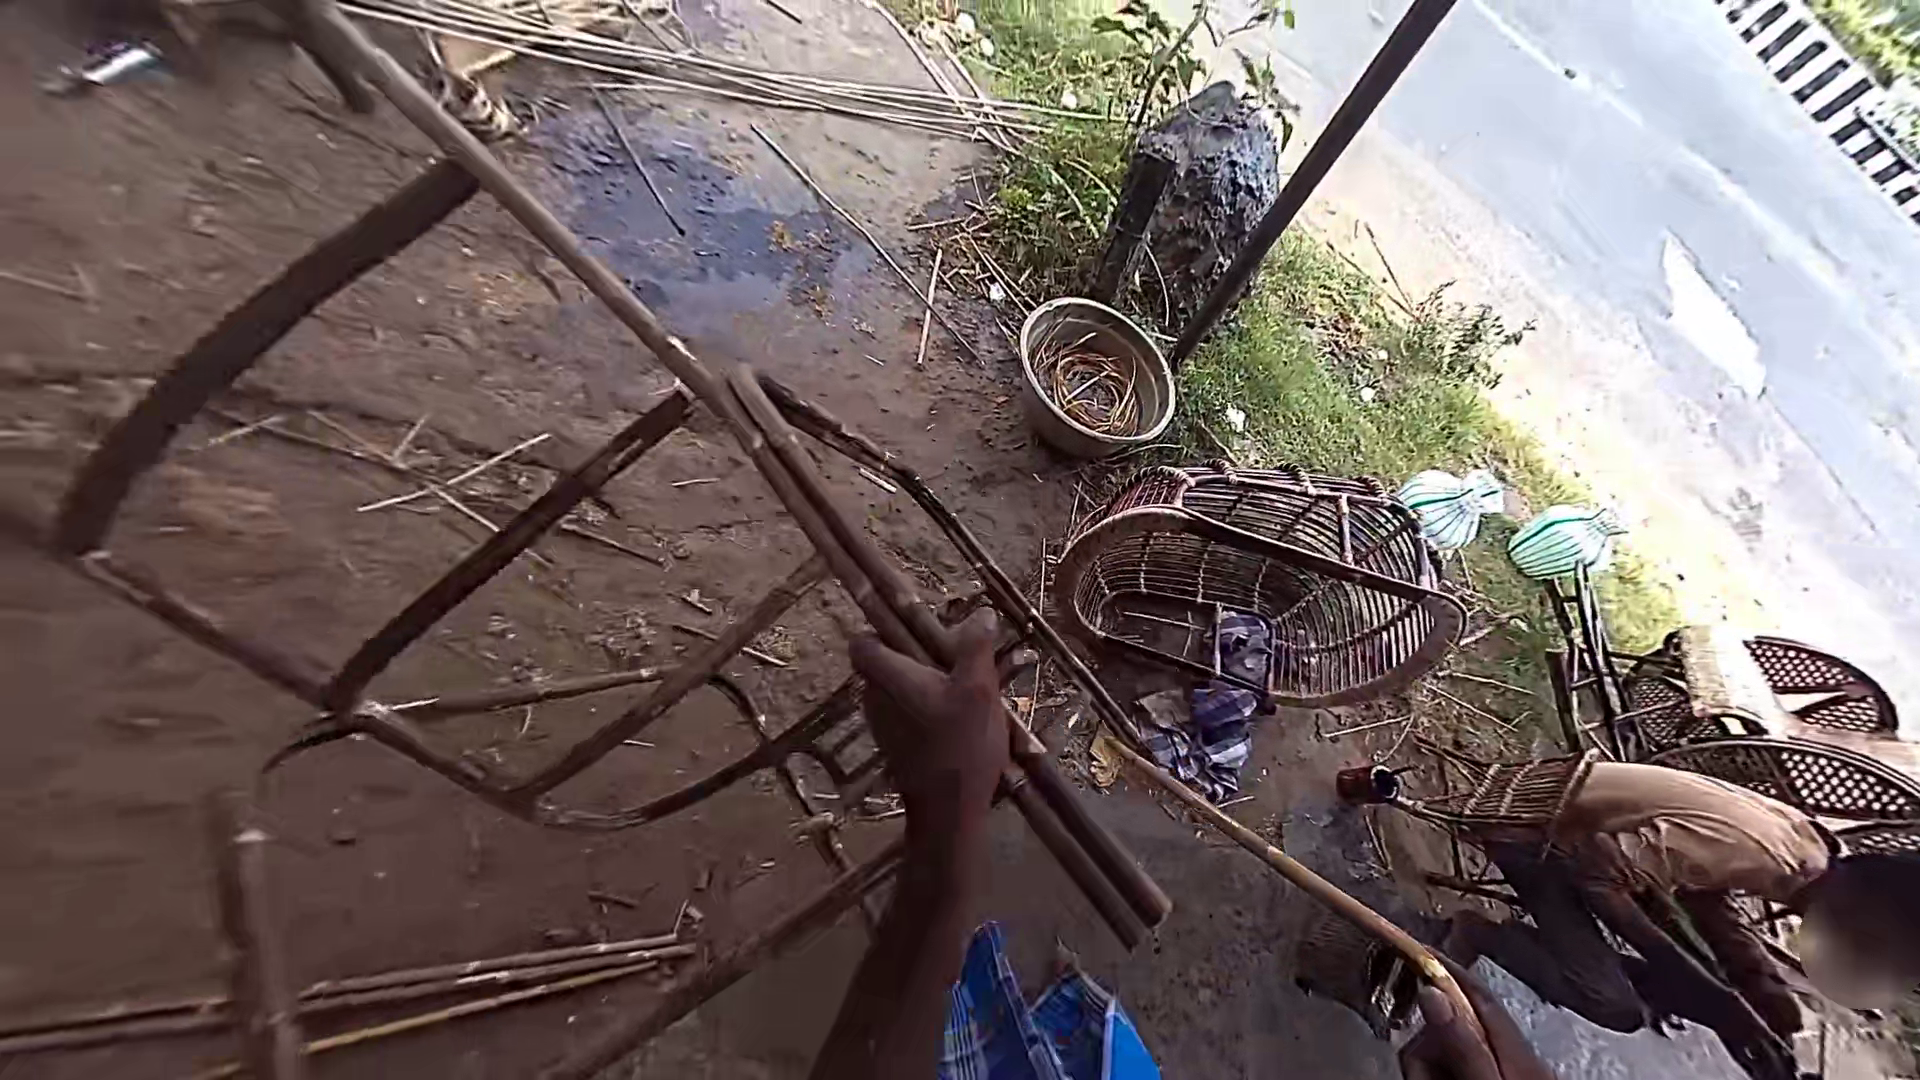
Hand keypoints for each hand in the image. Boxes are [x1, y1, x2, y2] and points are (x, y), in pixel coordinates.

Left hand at [849, 609, 1009, 837]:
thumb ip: (975, 647)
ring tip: (966, 687)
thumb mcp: (978, 690)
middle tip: (955, 656)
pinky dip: (927, 702)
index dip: (882, 627)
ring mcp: (883, 721)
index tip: (915, 625)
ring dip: (927, 678)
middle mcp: (876, 695)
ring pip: (899, 683)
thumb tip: (981, 613)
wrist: (949, 812)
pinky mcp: (895, 740)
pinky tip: (961, 715)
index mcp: (889, 676)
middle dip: (918, 652)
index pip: (862, 641)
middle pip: (886, 658)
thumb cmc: (961, 746)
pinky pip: (906, 706)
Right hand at [1400, 958, 1555, 1079]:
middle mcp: (1522, 1064)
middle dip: (1428, 1035)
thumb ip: (1464, 1047)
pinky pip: (1459, 1067)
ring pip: (1454, 1047)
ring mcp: (1511, 1078)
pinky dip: (1441, 1073)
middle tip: (1418, 1071)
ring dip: (1430, 1062)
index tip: (1408, 946)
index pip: (1479, 995)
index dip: (1444, 967)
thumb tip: (1430, 989)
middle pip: (1460, 1022)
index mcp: (1525, 1059)